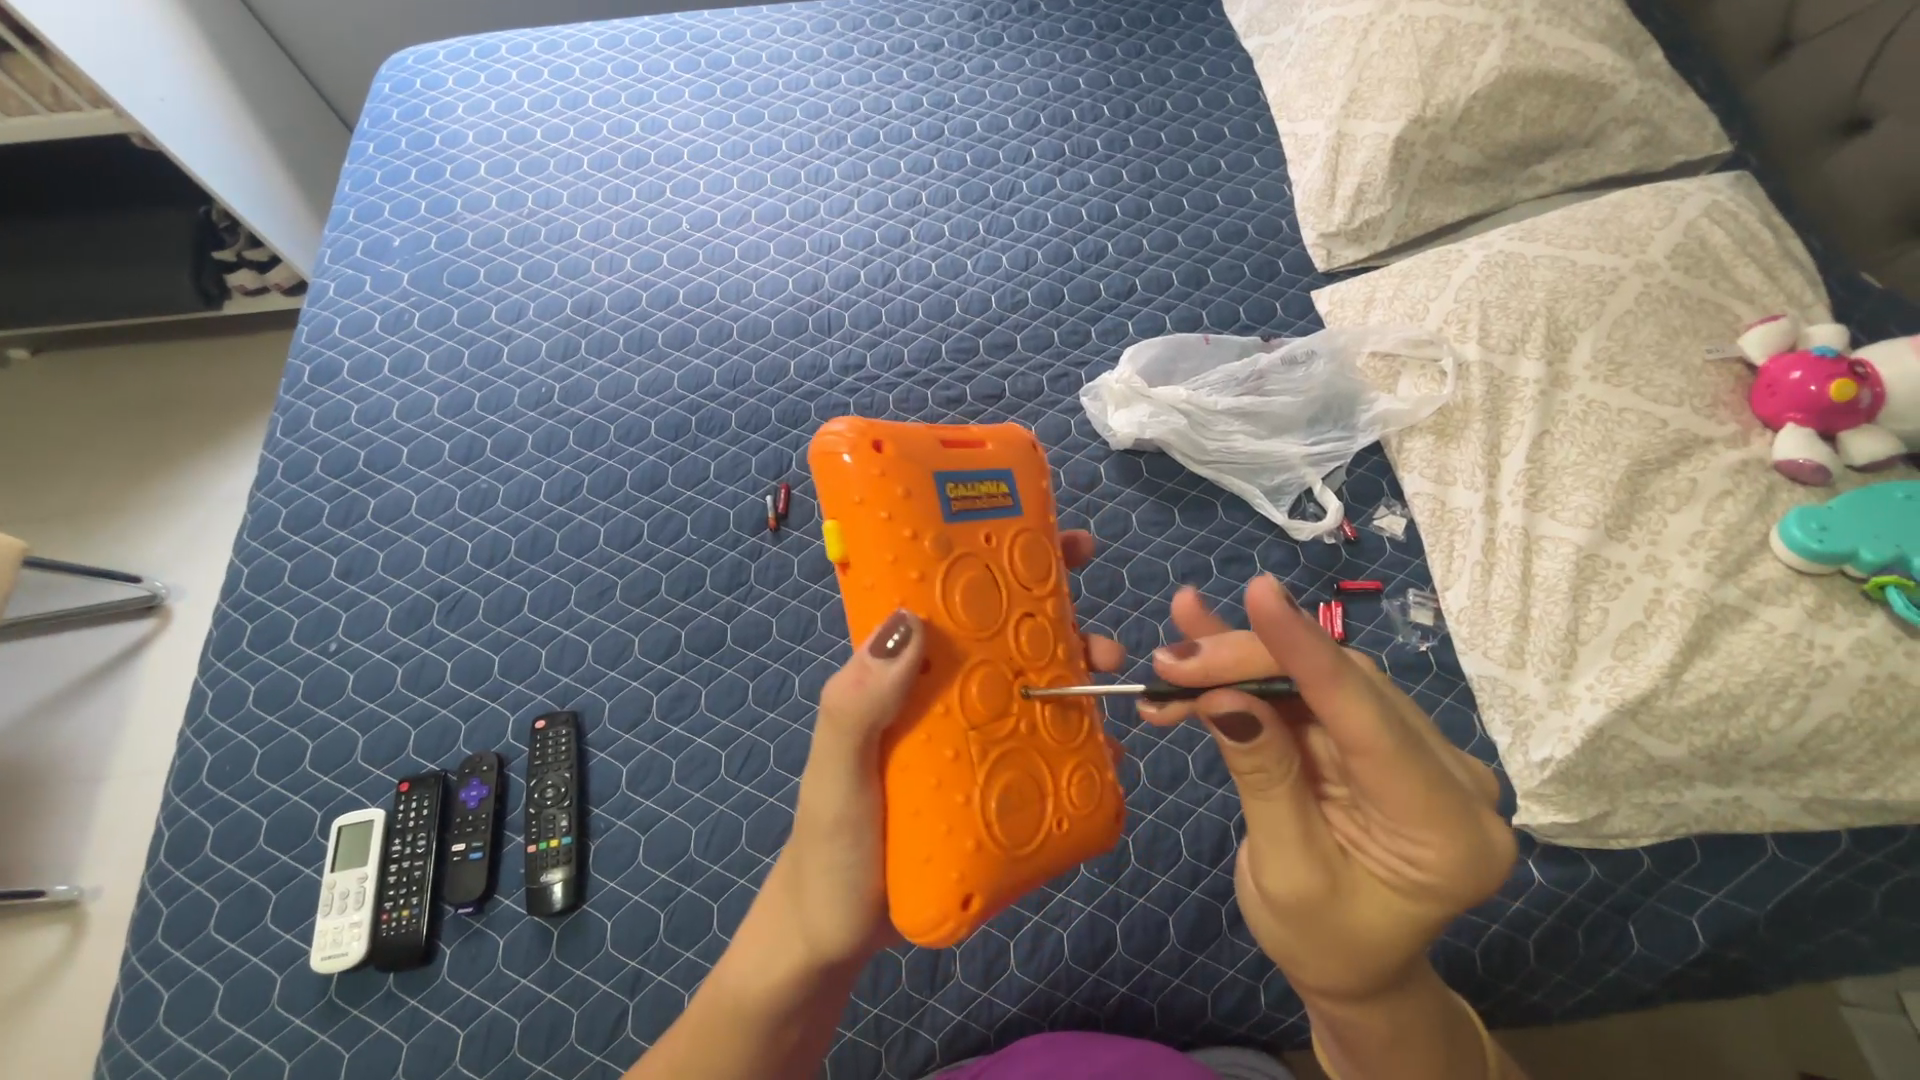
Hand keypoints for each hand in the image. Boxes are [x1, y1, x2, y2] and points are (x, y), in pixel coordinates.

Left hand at [757, 530, 1122, 969]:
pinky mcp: (987, 782)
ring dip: (1077, 680)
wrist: (836, 934)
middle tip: (1103, 643)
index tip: (1062, 543)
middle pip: (1006, 637)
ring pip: (1031, 688)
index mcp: (899, 673)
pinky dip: (1079, 743)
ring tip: (1111, 692)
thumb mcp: (836, 771)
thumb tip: (911, 618)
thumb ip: (858, 702)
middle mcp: (937, 692)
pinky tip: (1110, 754)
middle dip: (1062, 623)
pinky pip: (1041, 748)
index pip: (950, 596)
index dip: (1001, 560)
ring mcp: (966, 737)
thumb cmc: (832, 848)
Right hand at [1143, 576, 1515, 1004]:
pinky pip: (1310, 692)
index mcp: (1446, 829)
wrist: (1354, 968)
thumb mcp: (1287, 872)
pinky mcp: (1376, 739)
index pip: (1369, 721)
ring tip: (1171, 657)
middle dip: (1248, 664)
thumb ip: (1264, 779)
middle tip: (1170, 662)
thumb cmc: (1324, 942)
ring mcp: (1414, 752)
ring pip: (1319, 680)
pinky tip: (1202, 642)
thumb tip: (1221, 696)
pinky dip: (1252, 675)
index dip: (1307, 652)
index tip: (1260, 593)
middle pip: (1341, 688)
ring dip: (1239, 666)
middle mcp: (1447, 776)